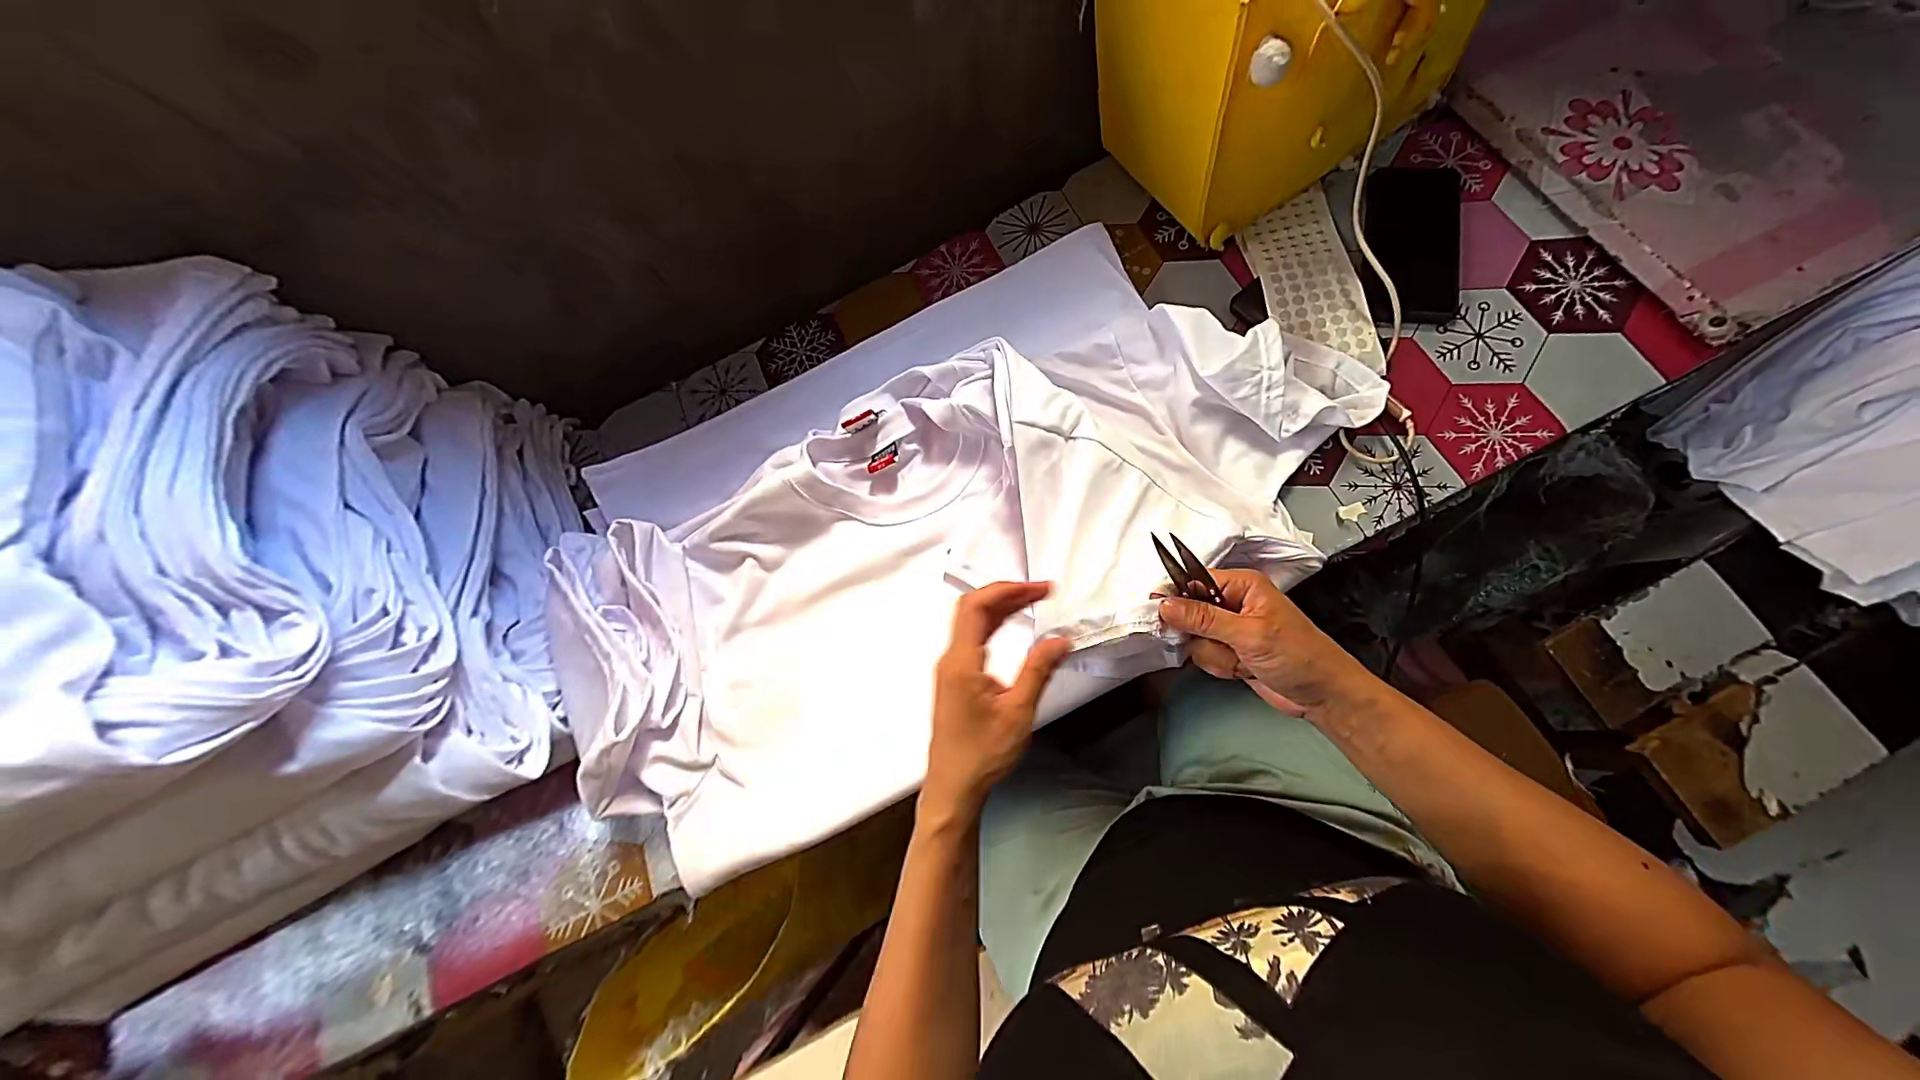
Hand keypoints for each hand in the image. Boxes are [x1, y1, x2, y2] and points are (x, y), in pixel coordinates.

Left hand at [922, 582, 1072, 825]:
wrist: (954, 786)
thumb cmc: (980, 756)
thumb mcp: (1018, 712)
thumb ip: (1038, 671)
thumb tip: (1058, 641)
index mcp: (961, 663)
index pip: (977, 606)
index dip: (1008, 589)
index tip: (1037, 589)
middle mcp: (950, 661)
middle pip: (973, 609)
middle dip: (1007, 594)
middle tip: (1038, 592)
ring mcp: (950, 670)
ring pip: (971, 623)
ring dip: (1000, 608)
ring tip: (1030, 603)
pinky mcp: (954, 680)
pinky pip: (972, 639)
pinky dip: (993, 625)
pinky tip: (1011, 628)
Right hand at [1157, 569, 1374, 715]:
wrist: (1323, 695)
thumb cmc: (1302, 656)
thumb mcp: (1249, 634)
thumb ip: (1204, 618)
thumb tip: (1168, 604)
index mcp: (1242, 585)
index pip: (1194, 581)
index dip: (1176, 596)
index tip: (1162, 611)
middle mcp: (1234, 603)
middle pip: (1189, 612)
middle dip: (1201, 635)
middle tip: (1222, 643)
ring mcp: (1231, 629)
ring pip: (1194, 639)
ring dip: (1214, 655)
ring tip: (1242, 659)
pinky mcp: (1230, 651)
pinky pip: (1204, 656)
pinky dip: (1219, 666)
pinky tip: (1242, 669)